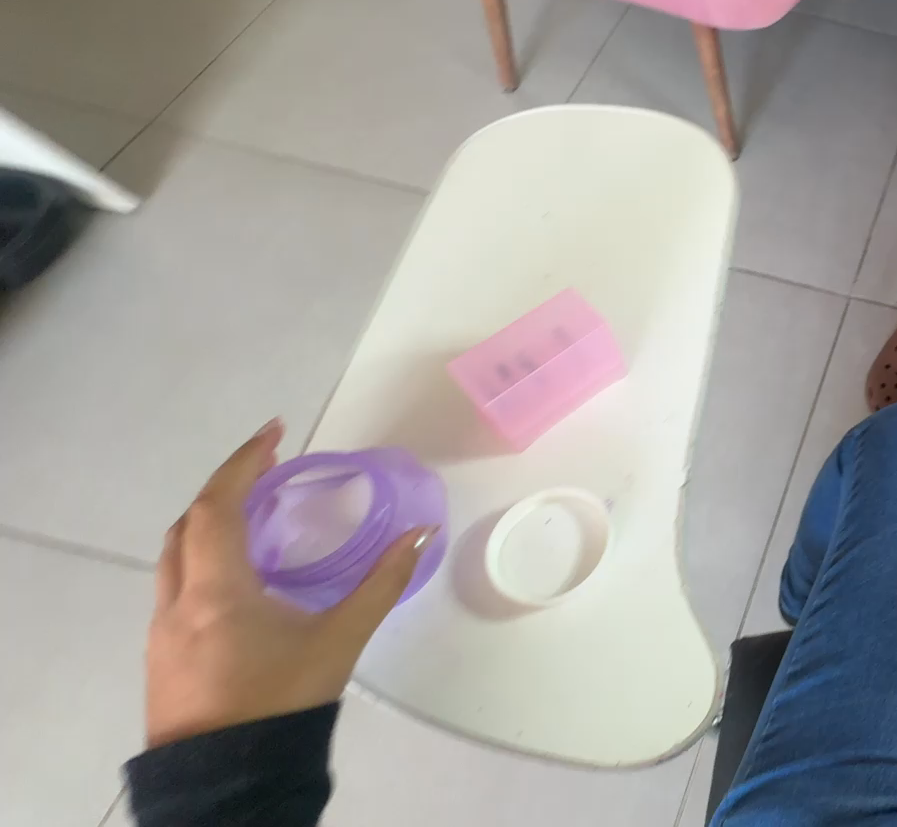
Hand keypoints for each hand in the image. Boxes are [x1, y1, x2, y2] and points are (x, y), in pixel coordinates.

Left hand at [145, 419, 435, 747]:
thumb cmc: (284, 696)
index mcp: (216, 593)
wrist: (228, 773)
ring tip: (262, 502)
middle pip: (187, 525)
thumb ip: (385, 580)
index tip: (275, 432)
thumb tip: (424, 531)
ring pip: (176, 553)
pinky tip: (248, 559)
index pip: (217, 510)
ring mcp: (164, 627)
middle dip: (228, 484)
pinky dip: (210, 548)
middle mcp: (178, 602)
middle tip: (273, 461)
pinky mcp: (166, 647)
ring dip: (214, 517)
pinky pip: (180, 578)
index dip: (243, 465)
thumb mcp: (344, 635)